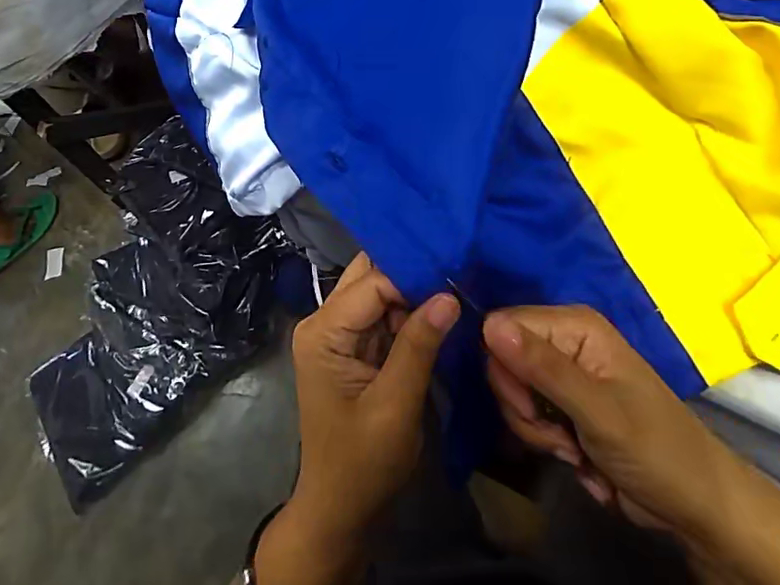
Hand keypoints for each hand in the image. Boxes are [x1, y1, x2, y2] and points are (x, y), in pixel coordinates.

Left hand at [254, 255, 458, 584]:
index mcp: (323, 332)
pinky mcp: (351, 348)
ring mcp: (336, 334)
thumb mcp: (396, 405)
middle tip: (457, 272)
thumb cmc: (363, 462)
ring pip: (376, 293)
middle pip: (367, 278)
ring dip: (412, 293)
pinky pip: (380, 316)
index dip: (412, 276)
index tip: (456, 272)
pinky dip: (407, 314)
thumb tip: (448, 295)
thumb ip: (419, 346)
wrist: (340, 507)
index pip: (371, 283)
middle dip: (410, 274)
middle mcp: (323, 322)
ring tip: (455, 288)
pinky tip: (438, 313)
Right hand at [483, 306, 730, 536]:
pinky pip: (526, 412)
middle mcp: (564, 341)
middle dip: (521, 405)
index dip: (505, 366)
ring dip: (533, 428)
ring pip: (511, 390)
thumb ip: (543, 367)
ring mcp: (562, 373)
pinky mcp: (562, 403)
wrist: (698, 508)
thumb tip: (488, 324)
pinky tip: (574, 455)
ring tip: (571, 449)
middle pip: (503, 359)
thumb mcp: (598, 412)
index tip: (531, 406)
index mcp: (575, 325)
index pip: (503, 326)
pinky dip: (542, 438)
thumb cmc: (657, 451)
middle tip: (555, 434)